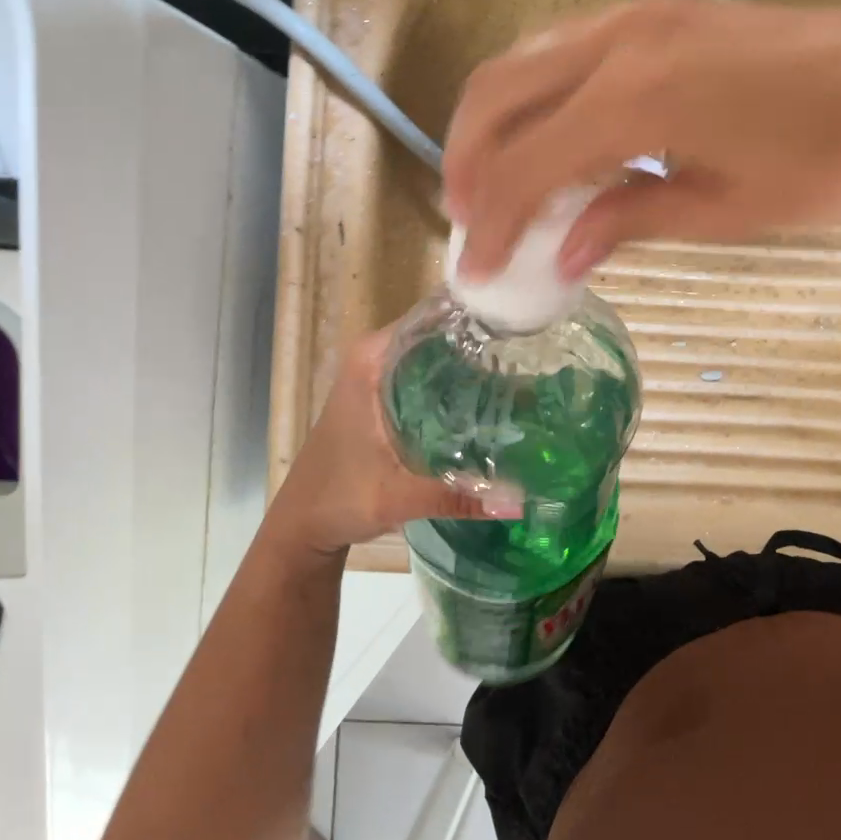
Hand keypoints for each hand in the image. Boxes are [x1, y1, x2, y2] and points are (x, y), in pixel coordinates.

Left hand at [267, 329, 523, 559]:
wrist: (302, 526)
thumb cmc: (337, 499)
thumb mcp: (397, 497)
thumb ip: (456, 496)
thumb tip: (519, 501)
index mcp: (372, 360)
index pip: (434, 314)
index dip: (478, 316)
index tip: (523, 324)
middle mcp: (377, 357)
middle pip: (443, 333)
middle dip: (488, 342)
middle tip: (538, 355)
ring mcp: (381, 376)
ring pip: (440, 355)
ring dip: (479, 364)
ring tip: (529, 375)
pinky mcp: (388, 397)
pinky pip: (434, 376)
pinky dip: (463, 384)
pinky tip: (498, 401)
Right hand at [443, 0, 840, 278]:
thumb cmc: (829, 161)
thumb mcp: (726, 208)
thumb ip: (630, 219)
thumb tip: (562, 252)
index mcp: (632, 97)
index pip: (526, 164)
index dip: (492, 221)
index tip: (474, 270)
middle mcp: (619, 40)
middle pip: (501, 91)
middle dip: (469, 159)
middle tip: (468, 219)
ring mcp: (642, 15)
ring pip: (530, 60)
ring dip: (500, 121)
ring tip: (499, 184)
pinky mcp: (667, 12)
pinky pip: (573, 50)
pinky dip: (545, 97)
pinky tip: (558, 141)